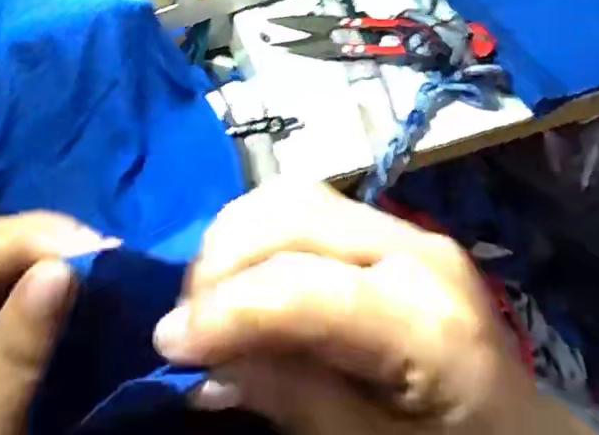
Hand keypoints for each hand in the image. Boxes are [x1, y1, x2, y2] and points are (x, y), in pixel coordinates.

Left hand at [0, 213, 112, 434]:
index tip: (96, 247)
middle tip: (109, 255)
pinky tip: (79, 298)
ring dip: (49, 264)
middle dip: (44, 244)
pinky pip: (8, 311)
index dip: (31, 239)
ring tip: (103, 268)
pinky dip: (46, 297)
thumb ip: (14, 351)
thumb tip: (62, 267)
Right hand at [153, 183, 590, 434]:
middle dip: (219, 264)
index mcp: (430, 321)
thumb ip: (294, 401)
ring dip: (230, 238)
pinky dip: (254, 229)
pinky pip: (299, 202)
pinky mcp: (382, 225)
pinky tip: (238, 271)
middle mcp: (415, 249)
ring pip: (286, 196)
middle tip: (183, 321)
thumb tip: (204, 365)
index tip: (168, 344)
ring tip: (206, 297)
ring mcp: (401, 227)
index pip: (301, 288)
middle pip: (288, 219)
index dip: (225, 310)